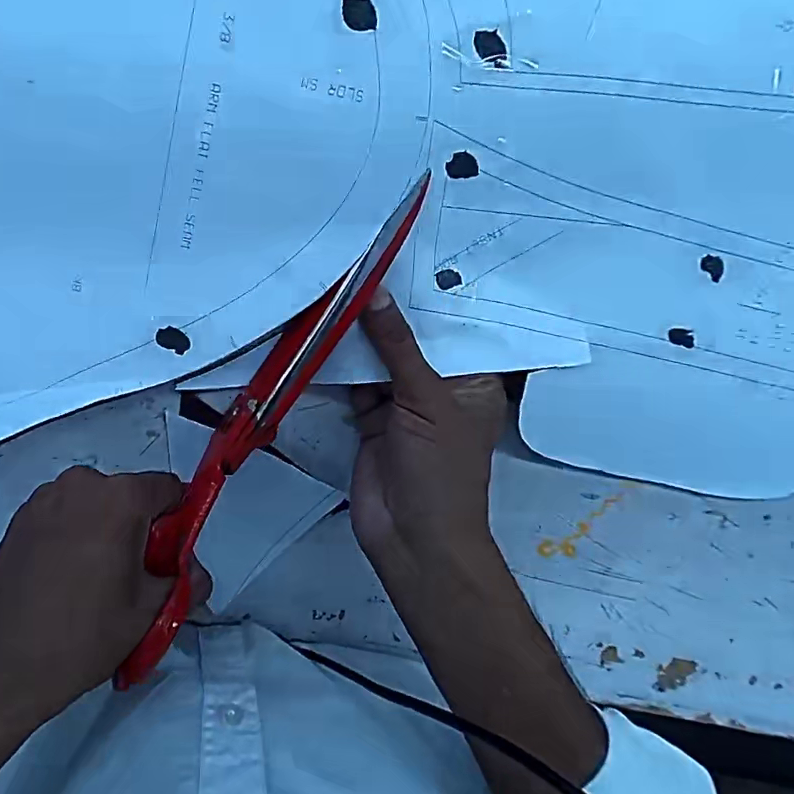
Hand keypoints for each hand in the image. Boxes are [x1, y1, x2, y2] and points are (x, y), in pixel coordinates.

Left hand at [0, 467, 207, 729]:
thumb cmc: (80, 637)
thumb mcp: (150, 612)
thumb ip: (186, 580)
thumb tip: (195, 572)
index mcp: (120, 498)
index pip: (168, 488)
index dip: (177, 521)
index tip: (170, 556)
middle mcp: (81, 485)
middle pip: (130, 496)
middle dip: (140, 530)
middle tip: (134, 580)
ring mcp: (45, 499)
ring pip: (96, 507)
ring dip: (106, 533)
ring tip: (95, 587)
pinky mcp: (20, 519)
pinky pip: (65, 516)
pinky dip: (75, 537)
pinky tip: (66, 583)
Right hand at [348, 287, 509, 575]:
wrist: (410, 539)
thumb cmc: (440, 470)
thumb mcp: (425, 400)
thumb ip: (396, 347)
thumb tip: (375, 293)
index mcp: (472, 380)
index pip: (453, 327)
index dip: (428, 295)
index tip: (403, 255)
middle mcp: (438, 386)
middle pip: (410, 340)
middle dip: (386, 310)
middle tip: (359, 262)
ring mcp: (401, 402)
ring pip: (378, 359)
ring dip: (357, 334)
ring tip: (335, 287)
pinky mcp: (369, 417)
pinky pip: (353, 381)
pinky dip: (338, 362)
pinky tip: (321, 329)